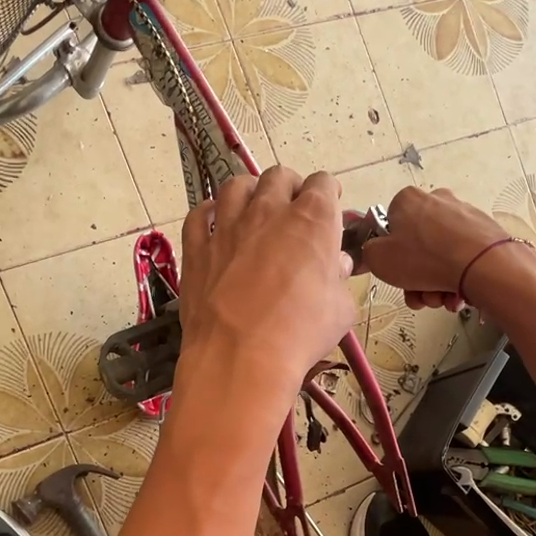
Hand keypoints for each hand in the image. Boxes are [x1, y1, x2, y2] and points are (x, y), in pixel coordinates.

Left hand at [178, 166, 356, 394]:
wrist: (239, 358)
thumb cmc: (300, 334)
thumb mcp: (340, 311)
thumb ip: (339, 281)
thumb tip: (336, 267)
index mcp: (312, 219)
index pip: (323, 184)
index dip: (328, 196)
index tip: (328, 213)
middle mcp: (268, 211)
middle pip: (278, 177)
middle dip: (289, 188)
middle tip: (292, 211)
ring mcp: (227, 226)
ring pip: (236, 186)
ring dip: (249, 192)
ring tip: (253, 210)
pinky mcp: (196, 248)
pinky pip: (198, 216)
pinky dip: (207, 215)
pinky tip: (213, 224)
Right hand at [361, 186, 514, 310]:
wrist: (482, 265)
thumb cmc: (423, 259)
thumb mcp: (378, 259)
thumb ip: (367, 253)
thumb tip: (373, 252)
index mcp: (407, 200)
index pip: (389, 227)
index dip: (389, 256)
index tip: (395, 274)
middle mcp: (436, 200)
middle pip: (415, 247)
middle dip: (415, 279)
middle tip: (420, 297)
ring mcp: (463, 215)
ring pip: (438, 257)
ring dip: (434, 284)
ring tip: (440, 299)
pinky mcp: (483, 232)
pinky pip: (460, 259)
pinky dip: (455, 279)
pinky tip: (456, 295)